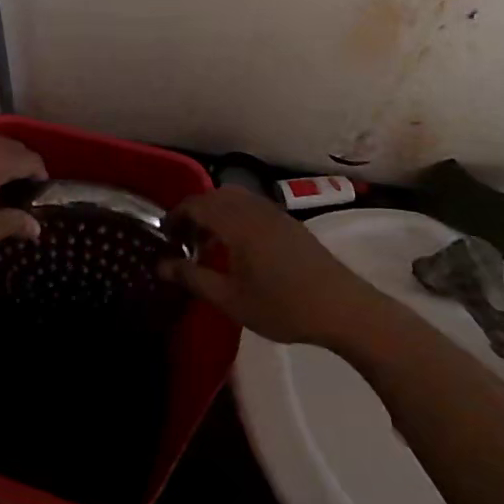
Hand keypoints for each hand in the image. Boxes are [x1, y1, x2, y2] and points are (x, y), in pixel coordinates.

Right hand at [160, 187, 390, 346]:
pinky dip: (235, 217)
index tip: (164, 236)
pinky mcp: (290, 223)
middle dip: (195, 212)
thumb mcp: (230, 299)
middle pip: (216, 196)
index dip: (176, 215)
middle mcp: (255, 208)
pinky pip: (253, 207)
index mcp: (238, 222)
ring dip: (216, 214)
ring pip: (236, 199)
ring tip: (208, 246)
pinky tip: (238, 249)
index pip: (197, 204)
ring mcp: (276, 213)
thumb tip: (161, 265)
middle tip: (183, 241)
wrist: (342, 307)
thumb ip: (193, 277)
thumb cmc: (282, 306)